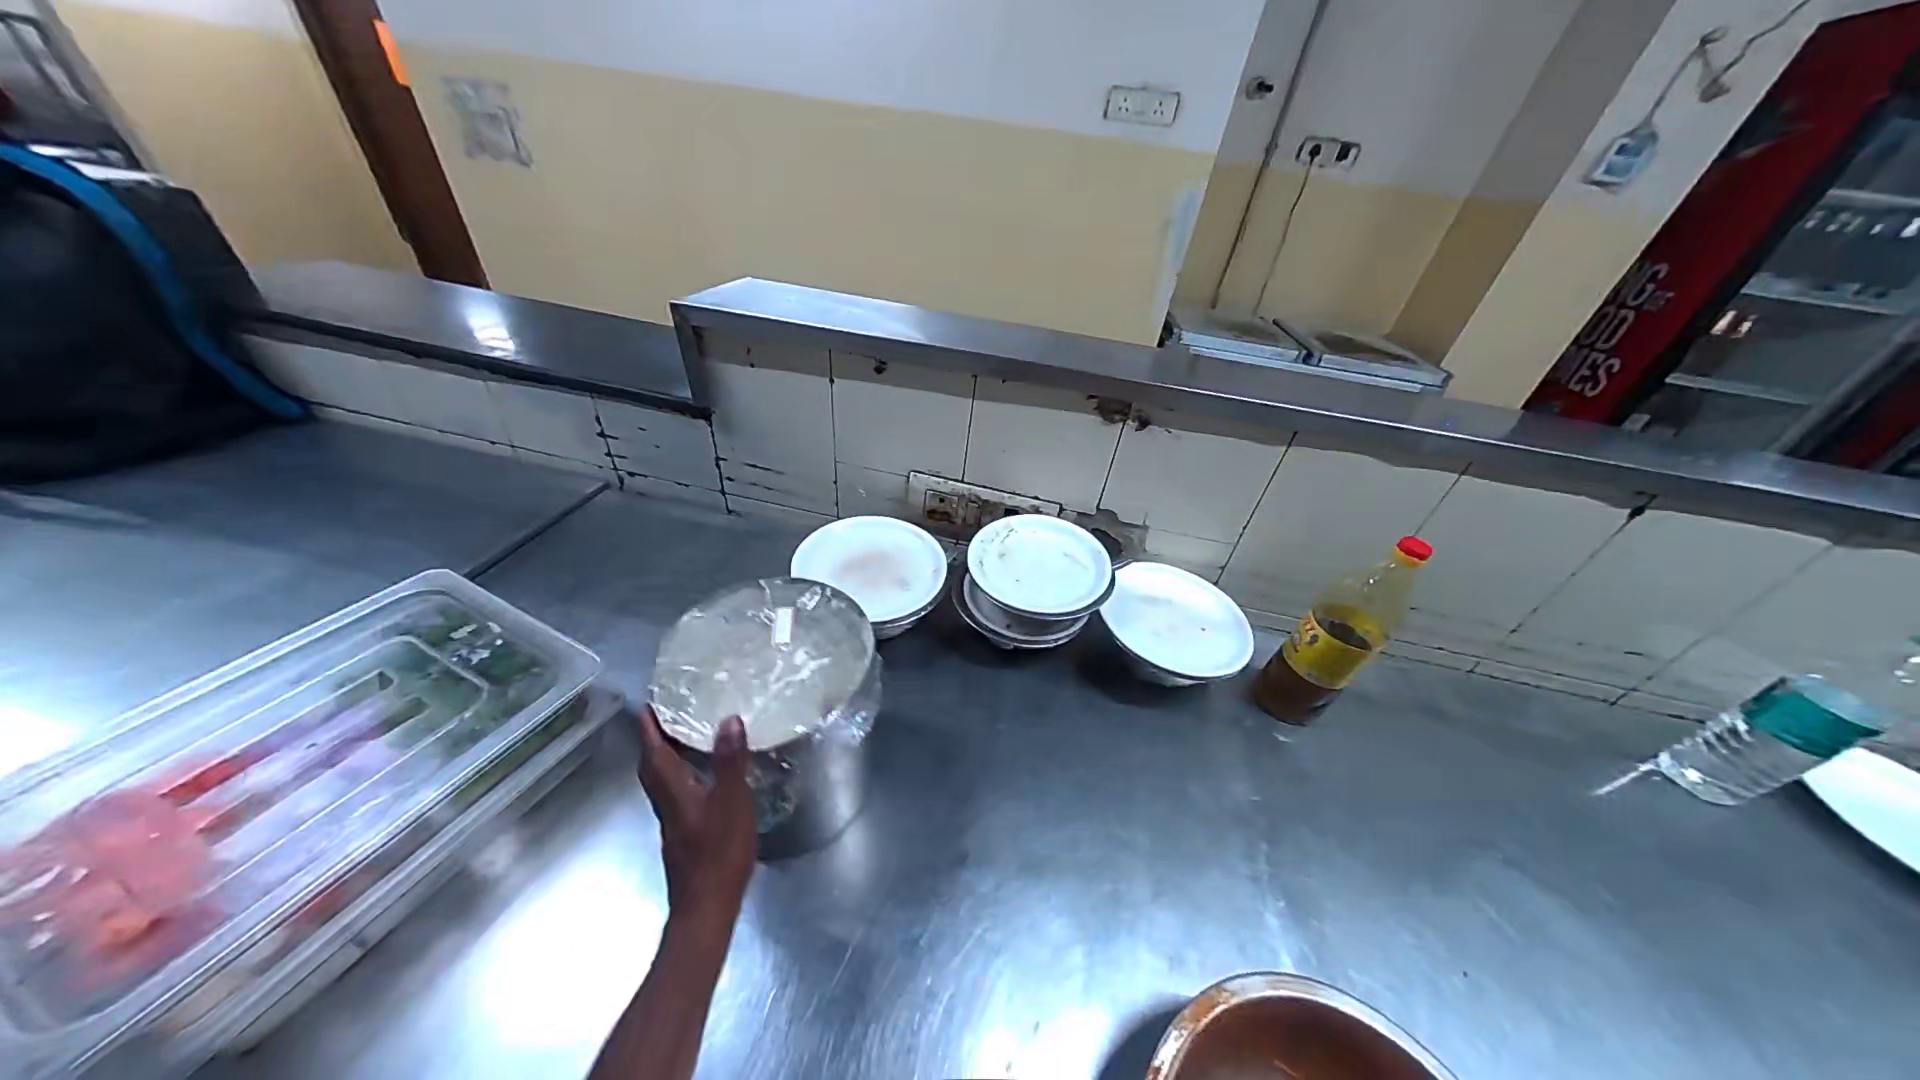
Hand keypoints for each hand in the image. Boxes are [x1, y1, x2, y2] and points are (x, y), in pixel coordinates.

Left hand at [635, 707, 756, 917]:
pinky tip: (703, 780)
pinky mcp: (684, 837)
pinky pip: (677, 795)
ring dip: (667, 759)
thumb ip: (730, 762)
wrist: (706, 908)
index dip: (649, 729)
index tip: (645, 706)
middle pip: (652, 768)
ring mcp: (674, 823)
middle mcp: (668, 805)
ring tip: (685, 740)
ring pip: (663, 783)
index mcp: (675, 792)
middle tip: (664, 719)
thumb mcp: (733, 801)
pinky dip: (683, 778)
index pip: (655, 753)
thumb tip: (728, 720)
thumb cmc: (719, 853)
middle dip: (654, 742)